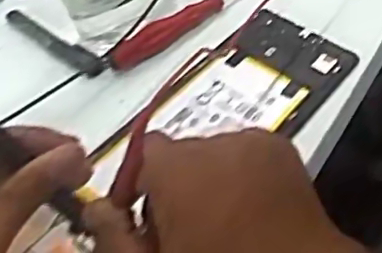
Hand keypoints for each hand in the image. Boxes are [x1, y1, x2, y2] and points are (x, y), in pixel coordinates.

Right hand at [134, 131, 360, 252]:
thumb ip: (116, 239)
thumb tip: (97, 211)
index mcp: (183, 168)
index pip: (145, 150)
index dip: (132, 184)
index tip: (129, 220)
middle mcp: (222, 142)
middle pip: (181, 154)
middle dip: (171, 188)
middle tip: (170, 237)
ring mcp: (258, 142)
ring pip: (216, 155)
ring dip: (206, 182)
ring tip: (210, 232)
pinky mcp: (283, 150)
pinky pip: (248, 155)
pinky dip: (239, 177)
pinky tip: (242, 218)